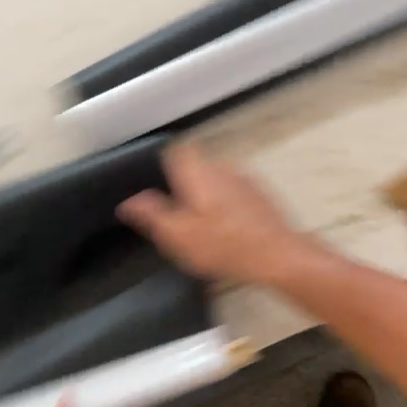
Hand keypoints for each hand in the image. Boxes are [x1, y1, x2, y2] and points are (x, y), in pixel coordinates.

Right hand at [118, 143, 323, 285]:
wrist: (278, 256)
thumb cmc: (224, 246)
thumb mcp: (178, 235)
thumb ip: (151, 214)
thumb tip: (128, 202)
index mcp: (197, 173)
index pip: (176, 150)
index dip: (164, 162)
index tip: (159, 182)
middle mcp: (222, 168)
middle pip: (196, 164)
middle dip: (185, 183)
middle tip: (177, 212)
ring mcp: (245, 179)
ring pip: (217, 178)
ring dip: (208, 195)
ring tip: (202, 225)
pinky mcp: (262, 195)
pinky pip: (235, 192)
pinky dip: (228, 205)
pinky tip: (228, 230)